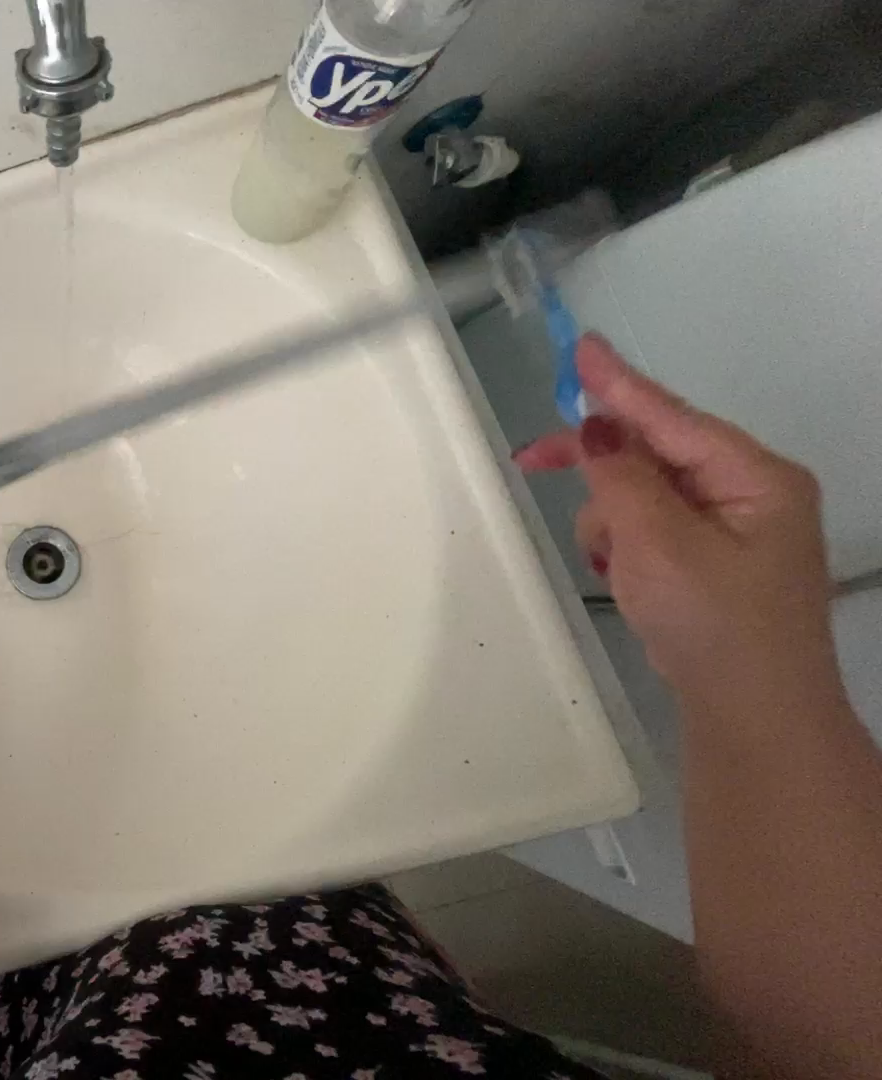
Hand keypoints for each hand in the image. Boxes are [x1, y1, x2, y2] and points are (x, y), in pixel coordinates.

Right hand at [515, 334, 836, 699]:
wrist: (747, 703)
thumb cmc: (711, 621)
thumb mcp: (657, 543)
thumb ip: (622, 478)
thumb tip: (595, 428)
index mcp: (752, 477)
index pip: (669, 416)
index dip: (619, 383)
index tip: (580, 346)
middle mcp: (745, 488)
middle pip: (650, 452)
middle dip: (597, 469)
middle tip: (529, 462)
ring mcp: (727, 521)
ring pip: (636, 490)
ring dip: (608, 519)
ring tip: (613, 563)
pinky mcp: (704, 549)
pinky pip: (643, 520)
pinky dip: (619, 539)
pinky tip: (621, 570)